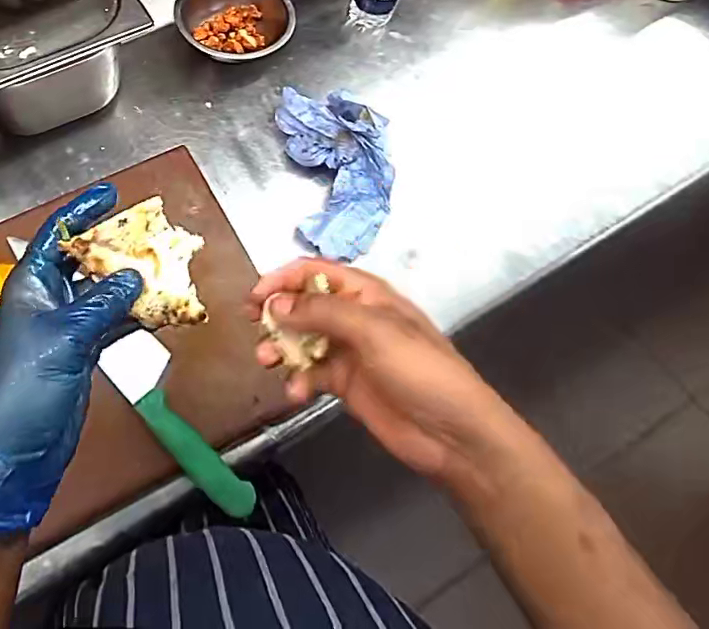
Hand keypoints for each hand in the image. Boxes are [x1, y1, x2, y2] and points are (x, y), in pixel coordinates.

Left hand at [0, 183, 142, 535]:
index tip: (110, 194)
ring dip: (130, 280)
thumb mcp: (63, 338)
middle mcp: (49, 297)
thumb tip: (134, 275)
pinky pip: (112, 319)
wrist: (16, 453)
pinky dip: (133, 312)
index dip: (82, 211)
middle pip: (84, 259)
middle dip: (114, 245)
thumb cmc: (23, 389)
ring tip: (162, 266)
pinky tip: (158, 307)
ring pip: (102, 289)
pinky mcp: (82, 348)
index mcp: (32, 284)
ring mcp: (67, 323)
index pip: (57, 235)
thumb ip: (100, 304)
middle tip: (148, 232)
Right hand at [248, 258, 503, 487]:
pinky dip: (299, 380)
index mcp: (364, 293)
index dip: (283, 279)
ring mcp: (349, 351)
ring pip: (302, 339)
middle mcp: (353, 316)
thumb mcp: (373, 331)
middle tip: (253, 325)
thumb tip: (276, 304)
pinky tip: (297, 393)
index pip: (314, 272)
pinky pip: (311, 373)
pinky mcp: (346, 383)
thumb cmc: (420, 370)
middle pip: (303, 304)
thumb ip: (322, 313)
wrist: (455, 435)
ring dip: (281, 346)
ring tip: (267, 360)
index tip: (256, 297)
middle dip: (276, 312)